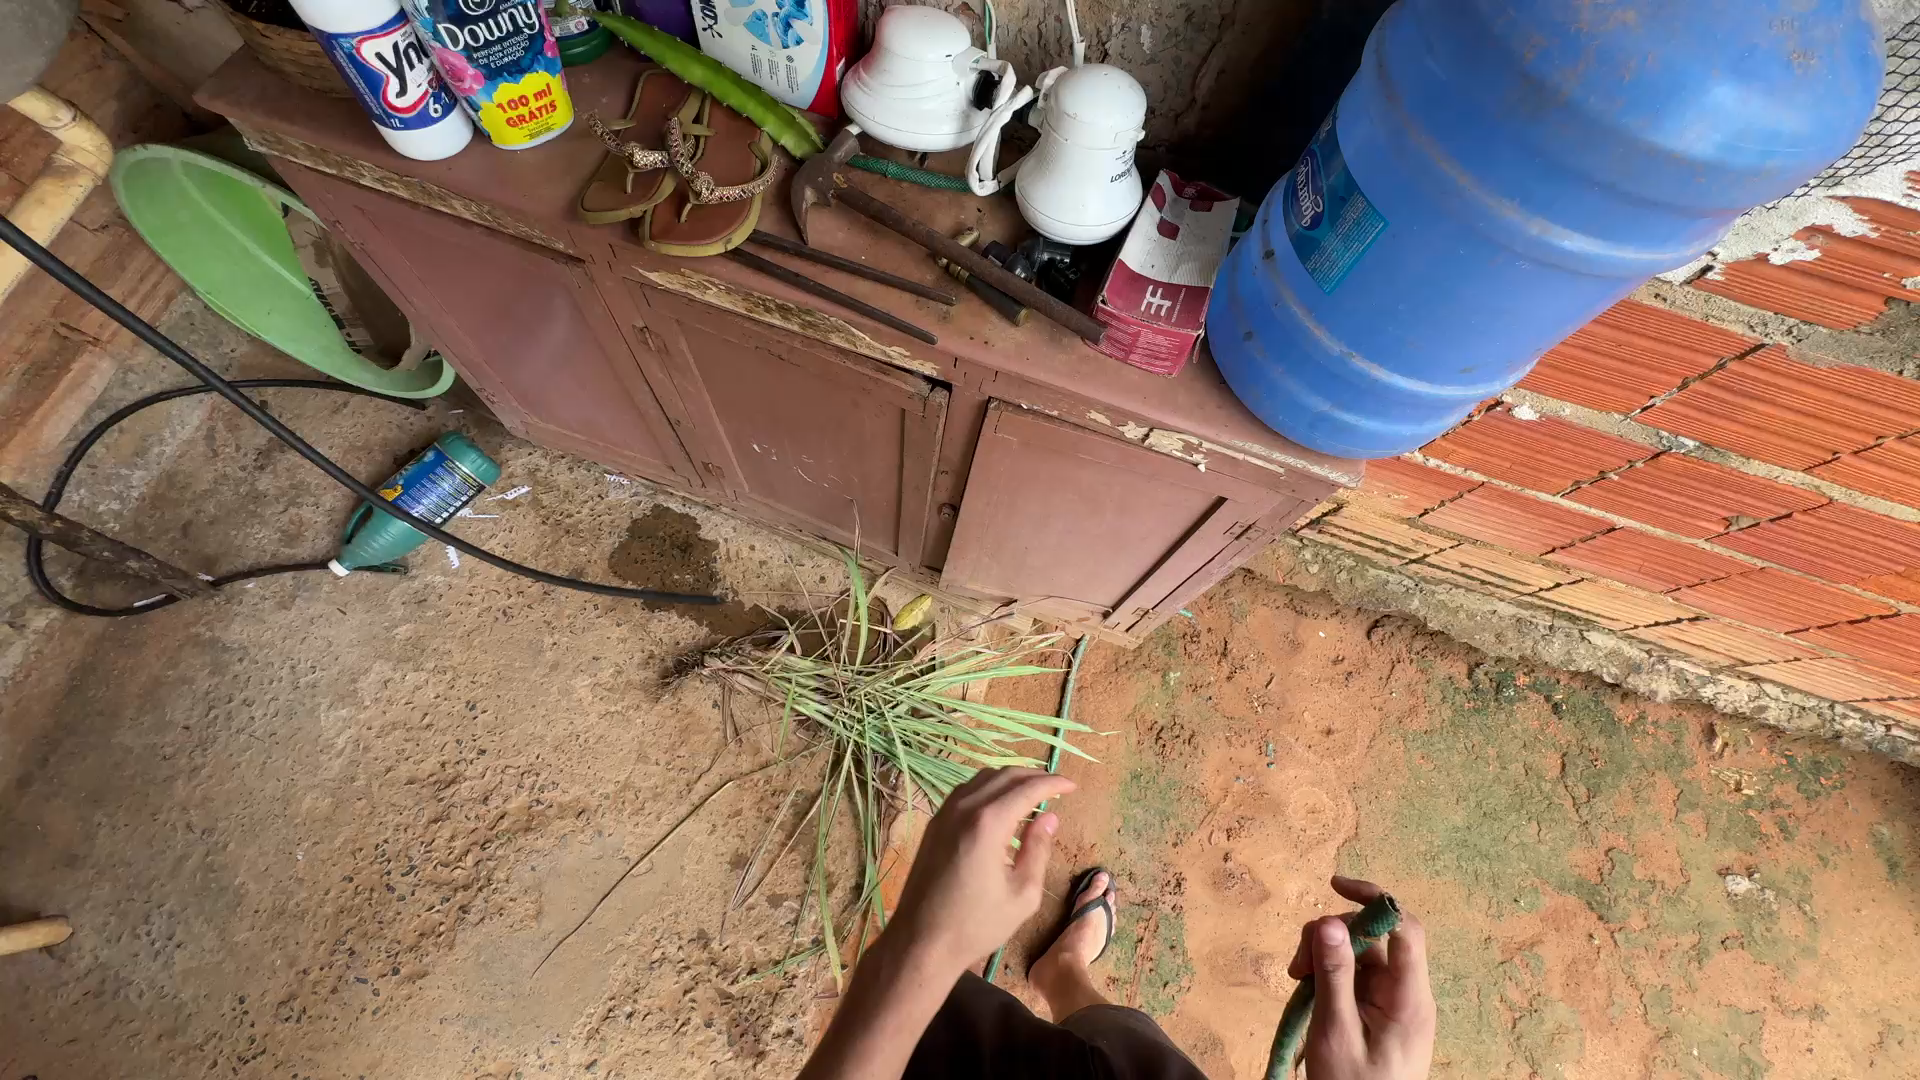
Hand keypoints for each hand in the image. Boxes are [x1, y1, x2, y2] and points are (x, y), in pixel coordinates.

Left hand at [888, 767, 1076, 976]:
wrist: (922, 941)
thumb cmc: (977, 925)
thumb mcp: (1022, 894)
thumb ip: (1039, 850)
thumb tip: (1050, 818)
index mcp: (988, 823)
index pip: (1027, 789)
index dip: (1053, 784)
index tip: (1072, 786)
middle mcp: (964, 807)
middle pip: (1005, 776)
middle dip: (1034, 776)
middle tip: (1056, 786)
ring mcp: (945, 812)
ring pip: (983, 778)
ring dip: (1010, 779)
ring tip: (1032, 792)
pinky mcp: (935, 822)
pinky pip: (967, 791)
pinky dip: (989, 788)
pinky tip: (1001, 804)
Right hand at [1289, 876, 1435, 1079]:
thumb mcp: (1336, 1030)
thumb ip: (1334, 974)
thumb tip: (1328, 921)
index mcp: (1409, 998)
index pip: (1406, 928)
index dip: (1374, 898)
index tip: (1332, 885)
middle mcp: (1405, 992)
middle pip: (1370, 936)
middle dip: (1328, 936)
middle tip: (1296, 966)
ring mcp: (1391, 1000)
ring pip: (1355, 950)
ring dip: (1321, 954)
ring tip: (1298, 982)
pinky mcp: (1376, 1009)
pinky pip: (1350, 971)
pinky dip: (1325, 971)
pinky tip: (1307, 990)